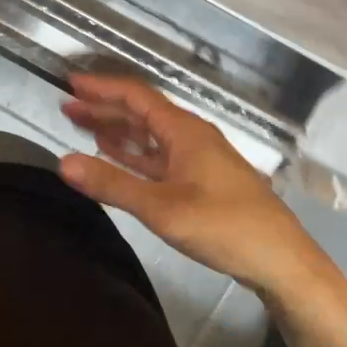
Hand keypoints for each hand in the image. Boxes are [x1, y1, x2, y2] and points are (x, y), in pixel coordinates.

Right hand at [58, 73, 319, 292]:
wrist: (283, 262)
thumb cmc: (225, 227)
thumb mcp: (161, 208)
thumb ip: (112, 184)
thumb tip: (62, 162)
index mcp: (184, 131)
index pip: (136, 96)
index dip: (101, 88)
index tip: (70, 83)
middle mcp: (191, 137)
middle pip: (141, 113)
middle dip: (103, 108)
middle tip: (66, 108)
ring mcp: (199, 159)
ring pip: (150, 135)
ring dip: (117, 130)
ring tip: (82, 127)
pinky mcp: (202, 182)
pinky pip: (159, 156)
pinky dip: (133, 153)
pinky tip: (115, 157)